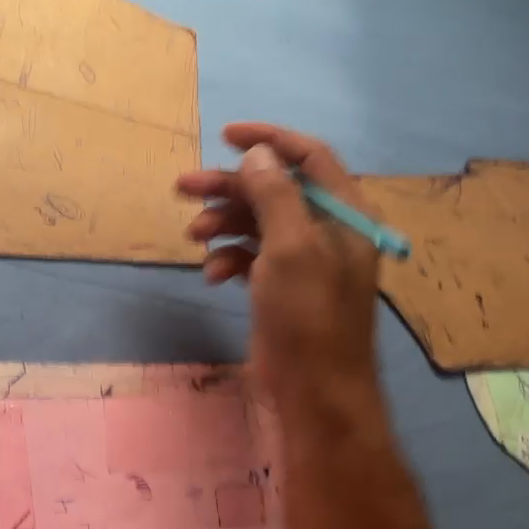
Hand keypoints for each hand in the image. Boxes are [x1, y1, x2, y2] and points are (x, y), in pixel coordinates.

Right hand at [177, 123, 381, 399]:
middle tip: (183, 186)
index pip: (309, 157)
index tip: (225, 136)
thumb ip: (275, 194)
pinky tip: (212, 274)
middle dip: (228, 186)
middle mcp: (326, 230)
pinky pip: (249, 255)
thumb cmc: (308, 316)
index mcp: (345, 214)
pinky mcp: (280, 286)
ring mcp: (302, 260)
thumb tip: (258, 153)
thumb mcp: (291, 247)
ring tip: (194, 235)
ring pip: (255, 222)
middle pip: (273, 189)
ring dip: (222, 223)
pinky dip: (227, 258)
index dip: (270, 140)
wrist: (314, 392)